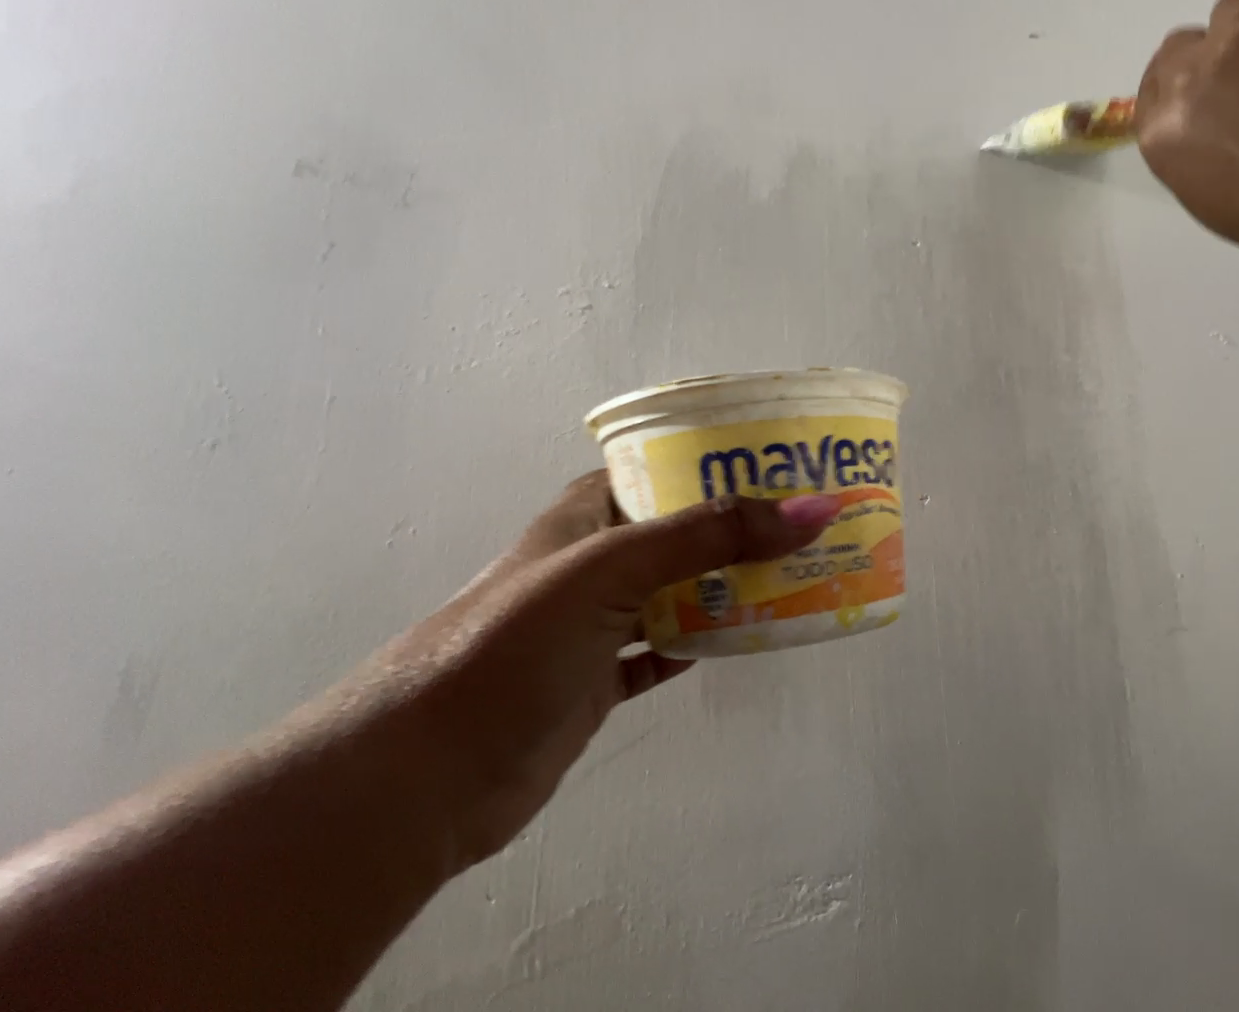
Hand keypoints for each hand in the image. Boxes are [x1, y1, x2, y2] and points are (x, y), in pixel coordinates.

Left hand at [340, 471, 839, 866]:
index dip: (715, 464)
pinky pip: (664, 652)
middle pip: (677, 535)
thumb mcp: (609, 571)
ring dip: (727, 588)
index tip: (783, 465)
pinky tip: (744, 641)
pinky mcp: (597, 682)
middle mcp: (589, 565)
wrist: (425, 776)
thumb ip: (707, 538)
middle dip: (737, 530)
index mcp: (581, 518)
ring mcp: (592, 627)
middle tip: (810, 526)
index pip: (657, 471)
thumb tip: (814, 509)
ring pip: (676, 595)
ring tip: (798, 578)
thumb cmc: (510, 647)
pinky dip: (702, 644)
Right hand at [1136, 0, 1238, 263]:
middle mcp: (1191, 73)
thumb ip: (1197, 150)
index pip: (1153, 89)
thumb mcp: (1218, 199)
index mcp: (1164, 131)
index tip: (1215, 98)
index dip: (1186, 90)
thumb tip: (1211, 123)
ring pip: (1238, 10)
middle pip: (1187, 44)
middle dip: (1216, 59)